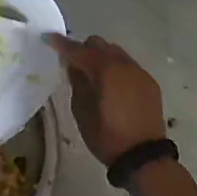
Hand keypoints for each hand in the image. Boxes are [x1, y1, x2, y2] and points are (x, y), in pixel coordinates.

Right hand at [48, 33, 165, 165]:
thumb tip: (74, 66)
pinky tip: (110, 84)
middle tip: (71, 62)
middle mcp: (124, 65)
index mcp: (105, 70)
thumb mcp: (81, 109)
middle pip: (98, 44)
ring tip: (91, 73)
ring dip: (100, 57)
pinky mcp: (149, 83)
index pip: (78, 50)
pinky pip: (127, 65)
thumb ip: (77, 82)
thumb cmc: (106, 136)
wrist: (144, 158)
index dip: (61, 43)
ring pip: (115, 52)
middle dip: (82, 49)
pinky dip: (115, 67)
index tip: (47, 38)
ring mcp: (139, 73)